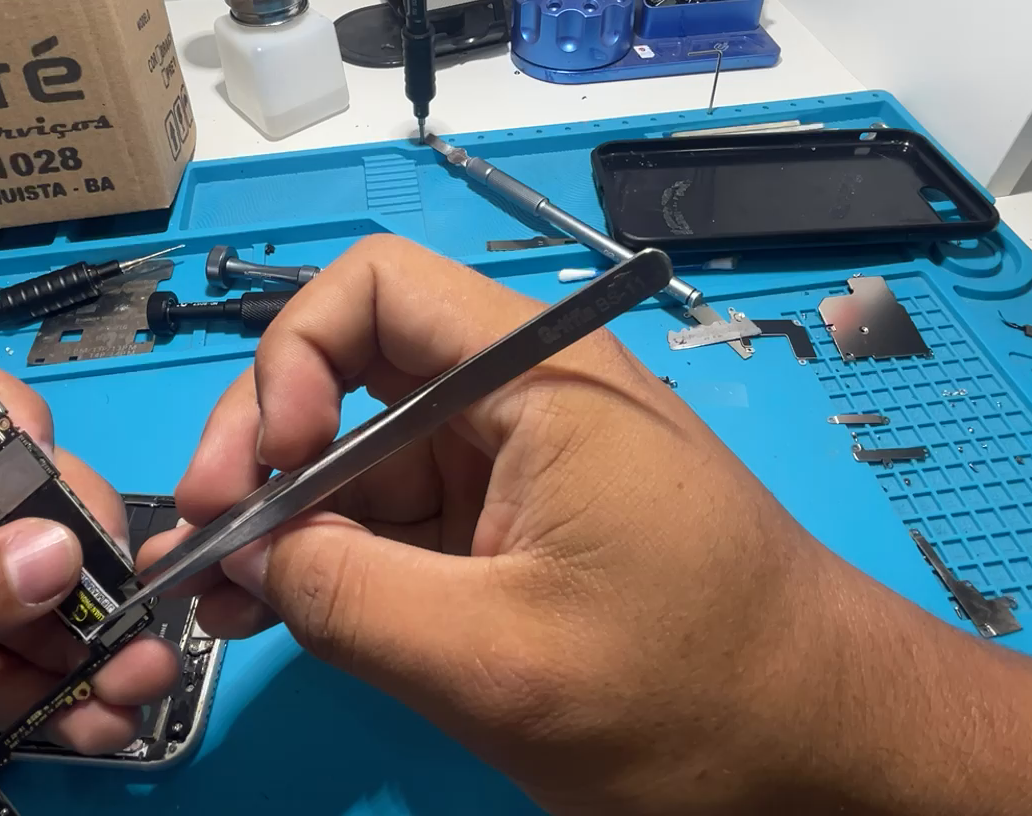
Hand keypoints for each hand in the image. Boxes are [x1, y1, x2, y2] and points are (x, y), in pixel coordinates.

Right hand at [141, 235, 856, 810]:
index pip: (380, 287)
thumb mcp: (501, 659)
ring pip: (361, 449)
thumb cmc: (695, 693)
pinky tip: (272, 604)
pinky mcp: (501, 515)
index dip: (297, 352)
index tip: (267, 458)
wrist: (825, 743)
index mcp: (532, 373)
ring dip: (282, 511)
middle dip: (263, 442)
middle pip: (352, 367)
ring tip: (212, 591)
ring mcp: (504, 456)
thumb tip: (244, 551)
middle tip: (206, 536)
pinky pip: (393, 510)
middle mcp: (512, 391)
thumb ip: (349, 597)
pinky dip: (329, 551)